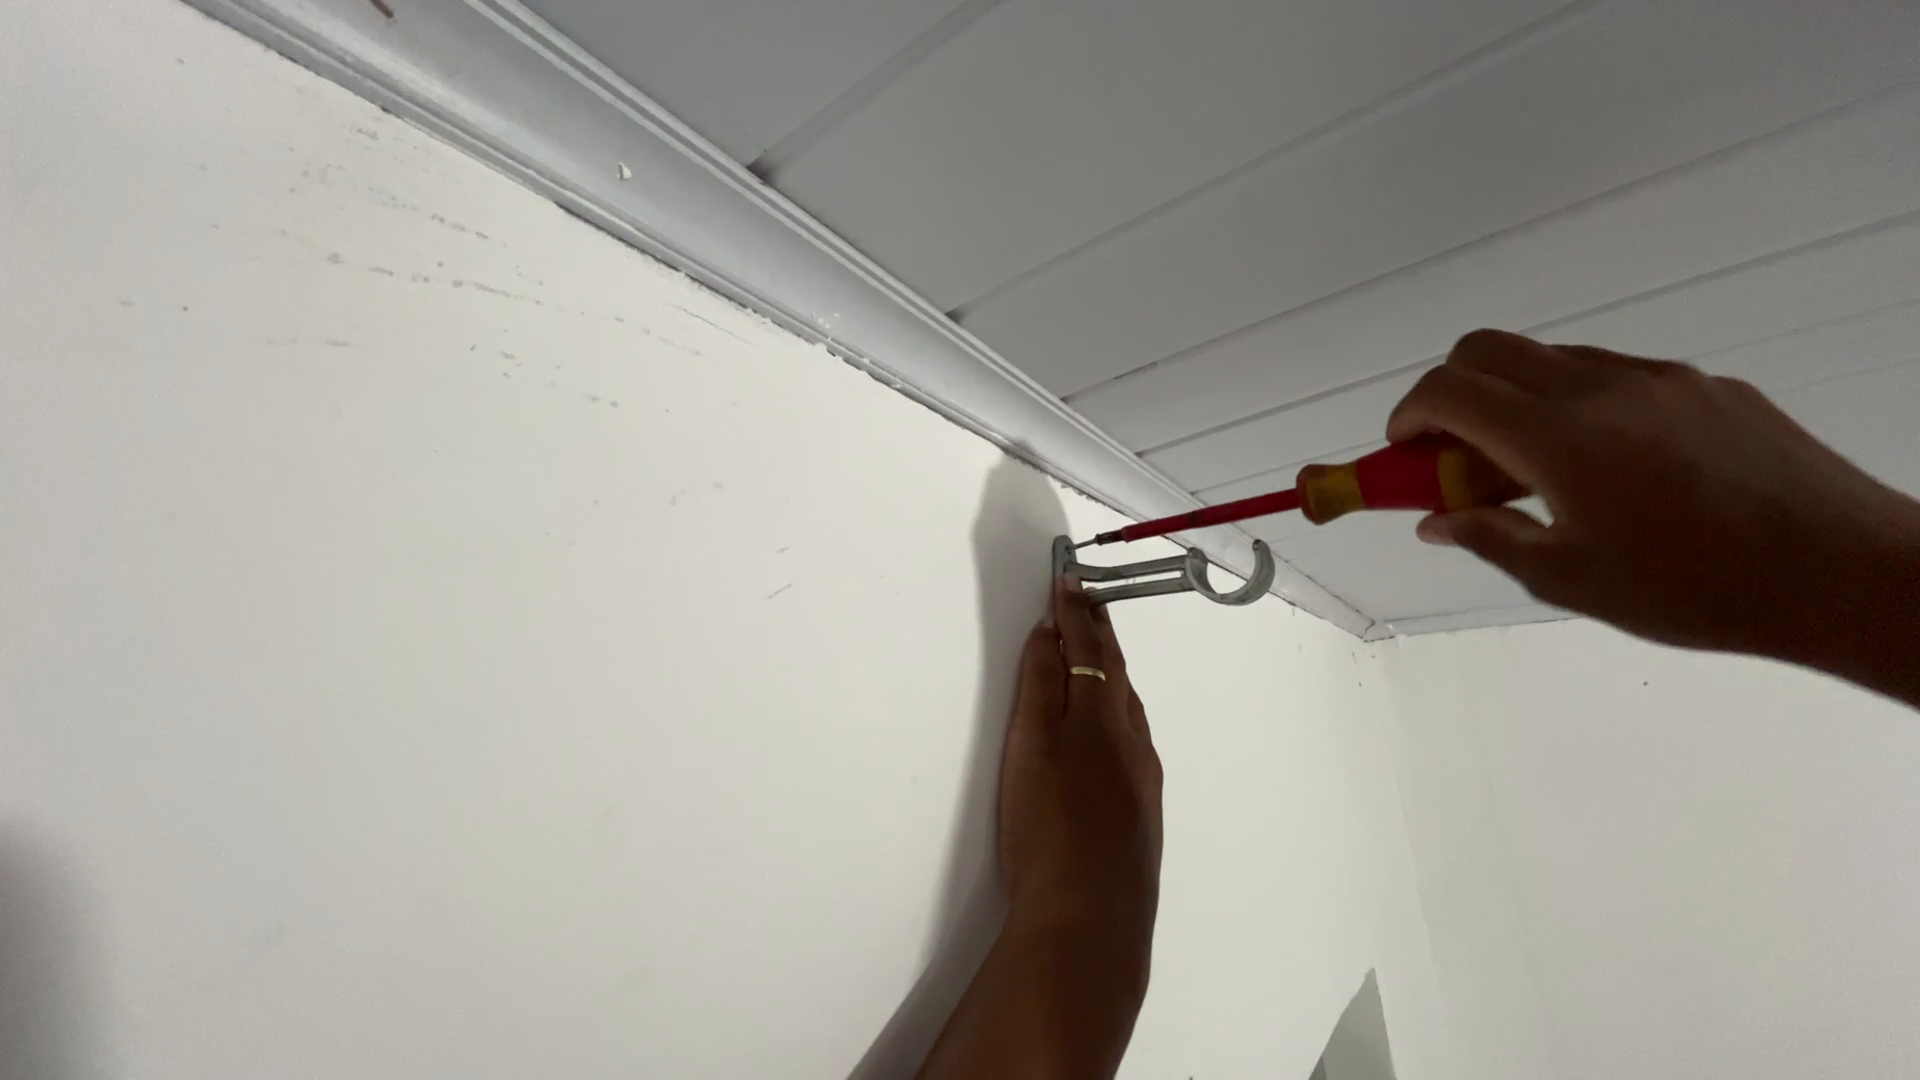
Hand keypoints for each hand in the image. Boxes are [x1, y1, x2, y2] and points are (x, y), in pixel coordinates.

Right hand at [913, 578, 1160, 1079]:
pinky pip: (1133, 738)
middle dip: (1099, 632)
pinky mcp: (1143, 808)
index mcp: (1103, 713)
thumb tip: (1051, 632)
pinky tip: (1109, 726)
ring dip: (1111, 670)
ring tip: (1096, 652)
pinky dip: (1118, 711)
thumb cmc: (1046, 824)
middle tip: (1085, 601)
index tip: (1068, 578)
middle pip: (1117, 671)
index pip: (1091, 646)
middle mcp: (1133, 736)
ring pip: (1129, 706)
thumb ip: (1041, 685)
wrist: (1090, 916)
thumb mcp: (1030, 745)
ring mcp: (1143, 774)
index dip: (1076, 610)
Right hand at [1388, 330, 1919, 668]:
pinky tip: (1600, 463)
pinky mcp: (1706, 386)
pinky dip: (1568, 402)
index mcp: (1559, 438)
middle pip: (1487, 349)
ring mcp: (1660, 380)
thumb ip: (1487, 537)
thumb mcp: (1566, 578)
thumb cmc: (1694, 589)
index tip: (1403, 454)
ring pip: (1547, 357)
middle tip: (1450, 451)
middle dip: (1446, 390)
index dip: (1407, 416)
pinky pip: (1609, 373)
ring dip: (1508, 396)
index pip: (1449, 390)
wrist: (1855, 577)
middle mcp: (1602, 389)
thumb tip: (1436, 521)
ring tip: (1525, 465)